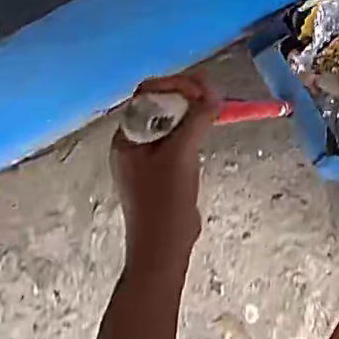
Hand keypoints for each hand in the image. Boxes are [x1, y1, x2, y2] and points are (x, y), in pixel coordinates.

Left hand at [111, 73, 215, 267]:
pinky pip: (173, 141)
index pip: (147, 94)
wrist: (162, 253)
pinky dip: (189, 132)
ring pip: (167, 123)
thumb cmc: (165, 203)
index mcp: (126, 137)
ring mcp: (144, 159)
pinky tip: (204, 134)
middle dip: (184, 97)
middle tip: (210, 96)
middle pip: (157, 105)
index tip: (200, 89)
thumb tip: (212, 96)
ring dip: (188, 113)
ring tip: (210, 110)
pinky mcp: (158, 172)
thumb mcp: (181, 156)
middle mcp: (131, 143)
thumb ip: (196, 121)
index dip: (174, 86)